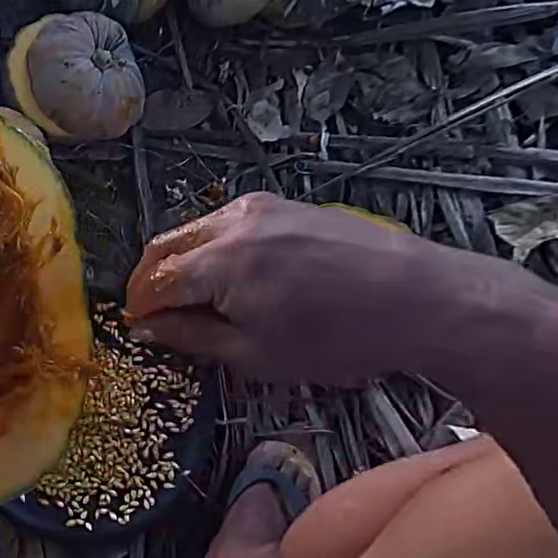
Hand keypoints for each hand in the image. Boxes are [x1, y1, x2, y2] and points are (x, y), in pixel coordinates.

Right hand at [125, 193, 545, 384]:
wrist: (421, 299)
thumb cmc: (339, 338)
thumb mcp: (254, 353)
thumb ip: (190, 335)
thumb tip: (147, 327)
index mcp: (223, 263)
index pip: (154, 281)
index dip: (138, 308)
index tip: (137, 329)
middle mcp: (234, 223)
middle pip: (163, 246)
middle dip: (147, 281)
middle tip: (152, 314)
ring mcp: (259, 207)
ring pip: (191, 231)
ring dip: (177, 263)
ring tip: (190, 299)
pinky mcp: (281, 204)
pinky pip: (222, 223)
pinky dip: (208, 249)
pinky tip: (225, 277)